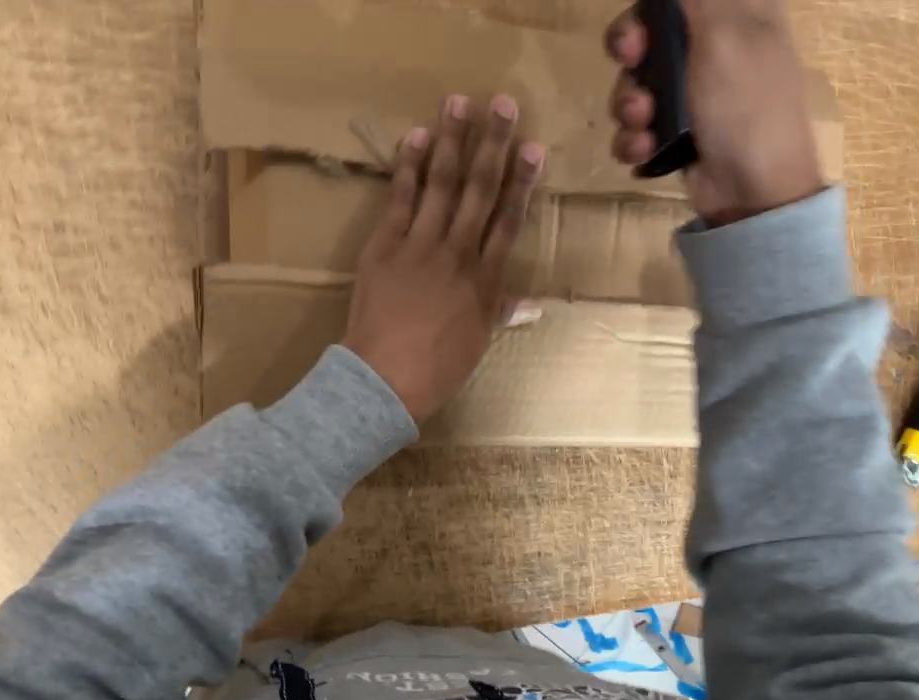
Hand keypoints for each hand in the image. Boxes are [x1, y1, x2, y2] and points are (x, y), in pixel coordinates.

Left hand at [342, 95, 543, 424]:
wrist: (386, 378)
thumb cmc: (436, 370)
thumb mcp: (476, 343)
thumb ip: (499, 313)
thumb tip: (531, 305)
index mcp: (485, 281)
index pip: (509, 222)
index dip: (522, 183)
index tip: (533, 149)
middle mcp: (458, 253)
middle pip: (480, 191)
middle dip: (493, 146)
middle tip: (504, 105)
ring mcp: (420, 246)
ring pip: (441, 185)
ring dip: (451, 141)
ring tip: (459, 103)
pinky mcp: (385, 246)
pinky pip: (399, 200)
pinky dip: (407, 169)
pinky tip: (415, 138)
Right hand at [605, 1, 822, 225]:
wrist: (752, 190)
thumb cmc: (746, 105)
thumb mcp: (724, 35)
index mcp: (737, 10)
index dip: (651, 7)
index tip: (642, 25)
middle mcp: (711, 46)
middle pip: (648, 33)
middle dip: (630, 52)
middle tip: (630, 62)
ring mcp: (691, 93)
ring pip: (635, 83)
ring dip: (629, 105)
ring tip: (643, 125)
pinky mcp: (673, 133)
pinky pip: (636, 126)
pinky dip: (633, 139)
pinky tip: (644, 151)